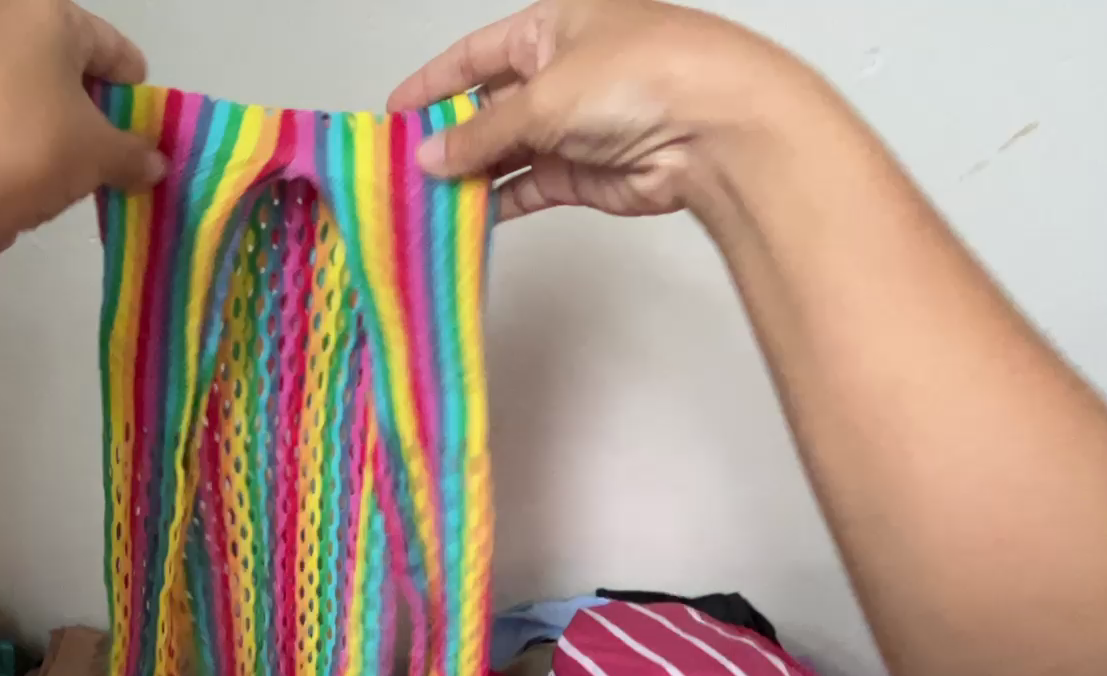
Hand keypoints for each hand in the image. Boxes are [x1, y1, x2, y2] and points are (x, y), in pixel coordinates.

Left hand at [0, 0, 166, 260]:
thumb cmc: (33, 149)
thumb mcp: (101, 153)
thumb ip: (135, 154)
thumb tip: (155, 163)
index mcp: (46, 13)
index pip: (110, 43)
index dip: (135, 84)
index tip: (149, 117)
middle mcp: (2, 21)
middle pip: (70, 65)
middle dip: (100, 108)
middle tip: (122, 150)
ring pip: (37, 91)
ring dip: (67, 128)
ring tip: (88, 170)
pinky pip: (9, 114)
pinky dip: (34, 139)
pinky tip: (47, 176)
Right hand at [389, 0, 818, 218]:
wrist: (713, 131)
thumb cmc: (639, 78)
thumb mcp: (544, 96)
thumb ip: (479, 133)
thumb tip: (427, 158)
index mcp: (552, 27)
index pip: (476, 55)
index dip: (432, 83)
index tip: (393, 113)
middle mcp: (557, 74)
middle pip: (485, 109)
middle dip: (445, 137)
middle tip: (401, 168)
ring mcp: (566, 127)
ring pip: (500, 154)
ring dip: (466, 177)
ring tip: (422, 200)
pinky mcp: (574, 174)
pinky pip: (520, 189)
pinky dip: (492, 203)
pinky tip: (461, 218)